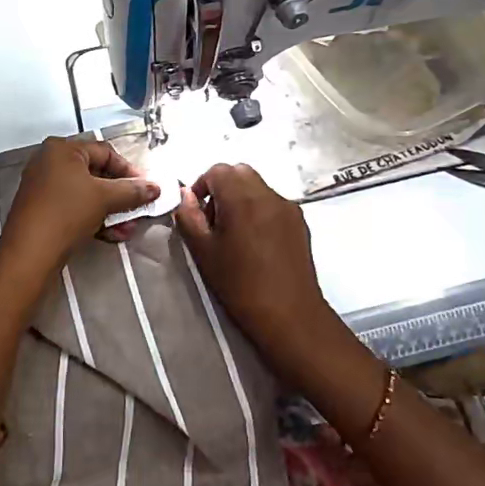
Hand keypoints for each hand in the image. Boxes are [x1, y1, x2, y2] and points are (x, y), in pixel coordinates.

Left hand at [0, 137, 160, 273]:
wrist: (30, 252)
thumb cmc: (67, 212)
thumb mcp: (105, 198)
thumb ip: (132, 191)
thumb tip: (156, 188)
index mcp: (62, 149)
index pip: (105, 152)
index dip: (129, 170)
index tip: (147, 188)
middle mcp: (49, 161)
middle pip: (96, 173)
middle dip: (120, 195)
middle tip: (138, 209)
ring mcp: (43, 186)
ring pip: (86, 193)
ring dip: (111, 210)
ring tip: (128, 228)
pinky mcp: (41, 208)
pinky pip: (74, 206)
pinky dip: (93, 217)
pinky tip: (112, 234)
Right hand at [175, 164, 371, 395]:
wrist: (289, 315)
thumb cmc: (240, 285)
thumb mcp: (204, 252)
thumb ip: (189, 218)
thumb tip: (185, 196)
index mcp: (242, 198)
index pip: (218, 170)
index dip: (202, 184)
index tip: (196, 211)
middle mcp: (268, 194)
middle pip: (240, 172)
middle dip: (222, 187)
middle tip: (213, 219)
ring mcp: (288, 207)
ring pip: (258, 186)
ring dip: (241, 197)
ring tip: (234, 233)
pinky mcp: (300, 222)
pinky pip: (273, 203)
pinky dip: (258, 210)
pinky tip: (254, 243)